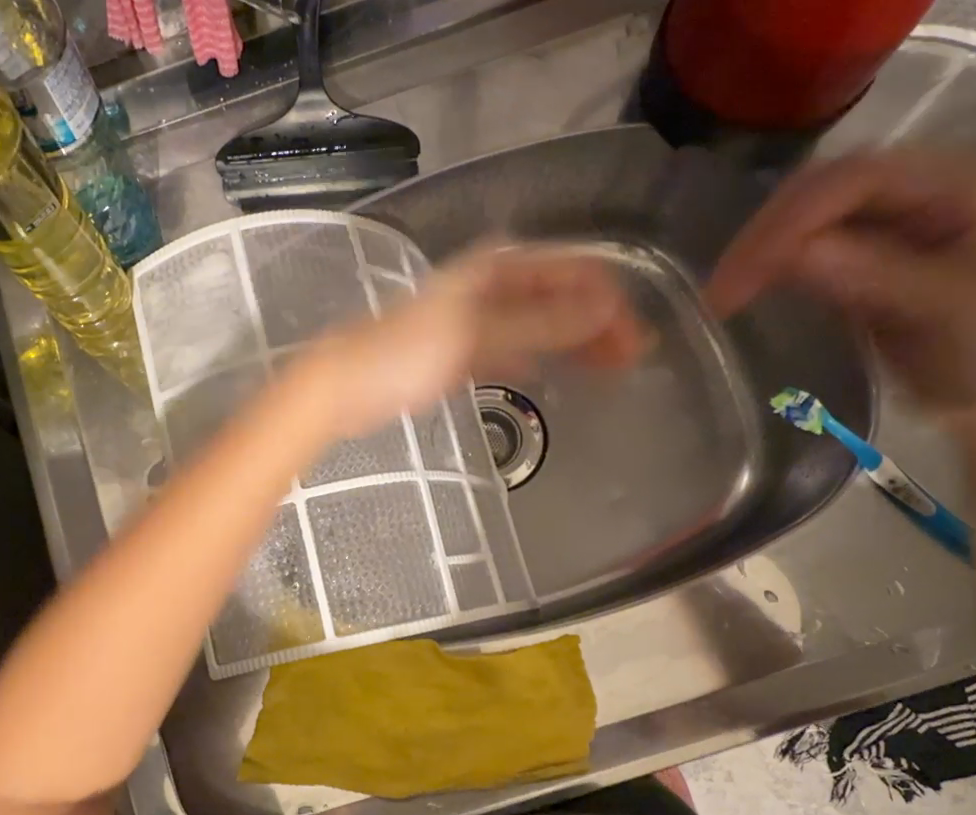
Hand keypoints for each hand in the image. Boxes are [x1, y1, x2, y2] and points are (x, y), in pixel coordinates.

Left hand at [294, 244, 647, 437]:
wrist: (341, 385)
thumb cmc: (403, 355)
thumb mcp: (477, 334)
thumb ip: (540, 322)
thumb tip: (604, 306)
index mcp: (493, 268)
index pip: (569, 268)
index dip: (606, 298)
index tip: (634, 336)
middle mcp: (486, 285)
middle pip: (556, 294)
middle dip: (595, 320)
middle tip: (630, 358)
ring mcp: (470, 318)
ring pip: (535, 322)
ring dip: (569, 341)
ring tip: (605, 368)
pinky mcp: (454, 350)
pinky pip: (507, 348)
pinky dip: (530, 358)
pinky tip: (545, 374)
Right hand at [706, 152, 975, 423]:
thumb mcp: (951, 313)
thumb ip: (877, 276)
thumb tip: (792, 255)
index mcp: (966, 182)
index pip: (856, 179)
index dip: (789, 221)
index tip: (737, 277)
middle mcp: (931, 188)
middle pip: (828, 190)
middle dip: (767, 235)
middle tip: (719, 290)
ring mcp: (903, 223)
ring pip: (814, 217)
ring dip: (765, 250)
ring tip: (727, 293)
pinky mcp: (878, 260)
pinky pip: (817, 247)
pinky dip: (779, 266)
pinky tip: (753, 291)